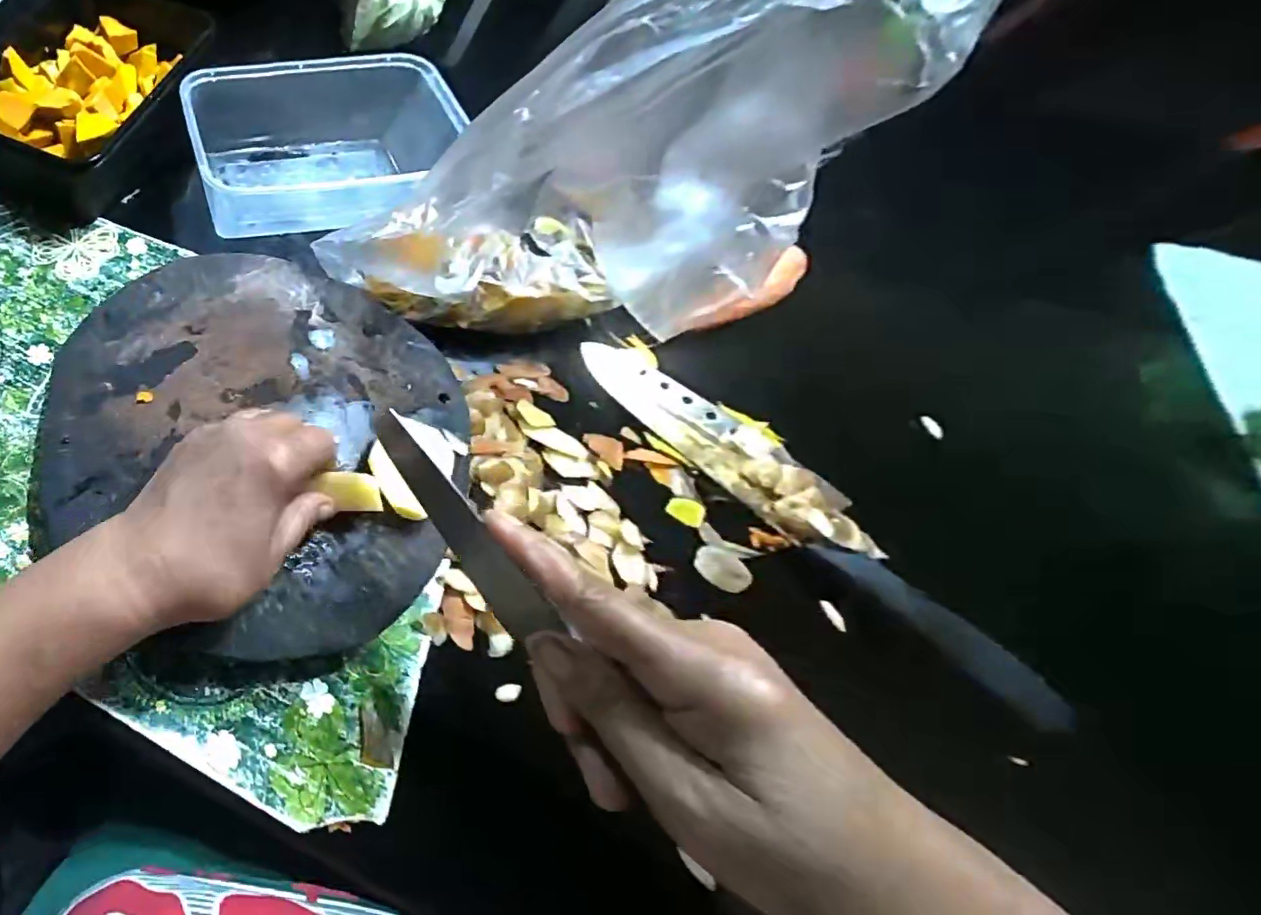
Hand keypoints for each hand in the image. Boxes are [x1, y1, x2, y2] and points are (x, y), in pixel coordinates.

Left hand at [109, 410, 336, 630]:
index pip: (321, 440)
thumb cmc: (213, 569)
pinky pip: (233, 425)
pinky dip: (244, 440)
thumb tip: (325, 498)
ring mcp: (215, 430)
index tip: (315, 490)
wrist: (139, 566)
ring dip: (273, 439)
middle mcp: (247, 433)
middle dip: (301, 447)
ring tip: (260, 476)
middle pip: (293, 422)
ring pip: (262, 418)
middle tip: (290, 485)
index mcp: (274, 460)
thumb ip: (301, 517)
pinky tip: (230, 473)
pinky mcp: (191, 437)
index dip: (327, 464)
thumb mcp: (270, 555)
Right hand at [486, 511, 1063, 914]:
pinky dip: (626, 720)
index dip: (538, 559)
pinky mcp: (718, 673)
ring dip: (600, 720)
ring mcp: (715, 653)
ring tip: (620, 792)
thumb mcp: (684, 796)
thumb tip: (548, 640)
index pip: (598, 602)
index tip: (494, 520)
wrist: (904, 891)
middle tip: (594, 777)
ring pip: (612, 661)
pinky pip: (642, 676)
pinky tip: (639, 774)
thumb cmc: (794, 855)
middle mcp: (707, 640)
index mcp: (705, 668)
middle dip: (574, 697)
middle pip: (595, 636)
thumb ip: (608, 710)